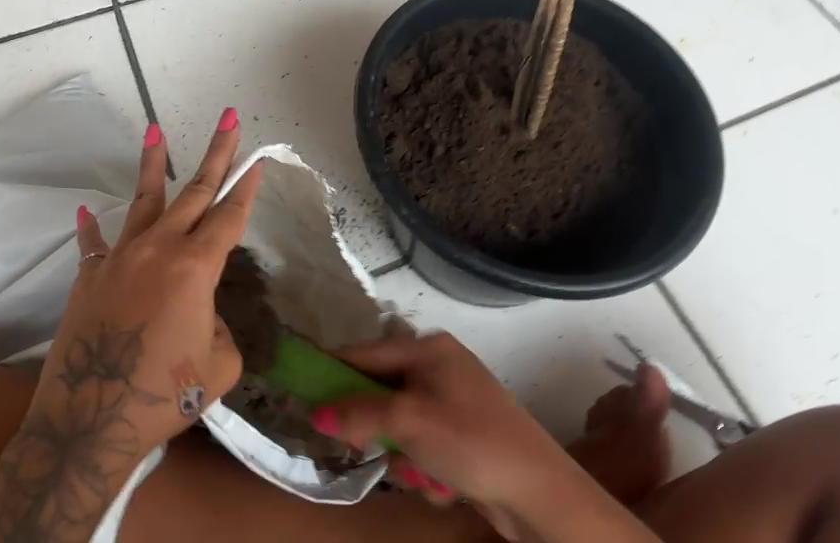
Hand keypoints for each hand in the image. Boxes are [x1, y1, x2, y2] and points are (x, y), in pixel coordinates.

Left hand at [33, 109, 261, 456]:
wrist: (89, 421)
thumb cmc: (163, 395)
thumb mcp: (219, 366)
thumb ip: (219, 328)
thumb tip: (201, 314)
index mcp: (195, 267)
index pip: (229, 216)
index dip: (246, 186)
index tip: (257, 159)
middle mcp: (158, 249)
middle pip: (194, 192)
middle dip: (216, 154)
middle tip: (229, 118)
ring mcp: (119, 258)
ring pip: (142, 201)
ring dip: (152, 164)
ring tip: (155, 131)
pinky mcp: (88, 276)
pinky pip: (94, 244)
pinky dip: (92, 227)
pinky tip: (87, 210)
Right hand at [312, 331, 571, 510]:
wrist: (538, 491)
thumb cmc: (471, 440)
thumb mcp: (407, 422)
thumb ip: (357, 412)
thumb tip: (315, 410)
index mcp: (428, 348)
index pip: (364, 353)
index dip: (331, 373)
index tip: (301, 396)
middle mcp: (439, 366)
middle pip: (380, 394)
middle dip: (377, 431)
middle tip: (365, 451)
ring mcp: (452, 402)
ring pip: (398, 427)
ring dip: (403, 457)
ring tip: (423, 473)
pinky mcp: (462, 436)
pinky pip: (421, 447)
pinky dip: (425, 467)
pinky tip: (443, 483)